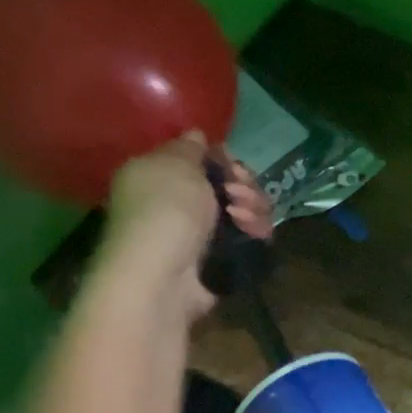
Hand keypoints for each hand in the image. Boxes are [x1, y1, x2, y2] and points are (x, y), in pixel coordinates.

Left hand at [99, 136, 273, 320]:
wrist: (163, 276)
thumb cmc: (164, 210)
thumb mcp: (175, 163)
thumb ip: (190, 147)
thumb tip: (196, 136)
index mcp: (156, 177)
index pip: (199, 160)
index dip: (221, 158)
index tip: (231, 163)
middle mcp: (175, 204)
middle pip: (226, 184)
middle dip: (242, 183)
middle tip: (238, 190)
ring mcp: (199, 233)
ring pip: (242, 209)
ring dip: (251, 206)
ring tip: (242, 215)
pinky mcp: (220, 259)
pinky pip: (248, 236)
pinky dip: (254, 229)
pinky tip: (251, 230)